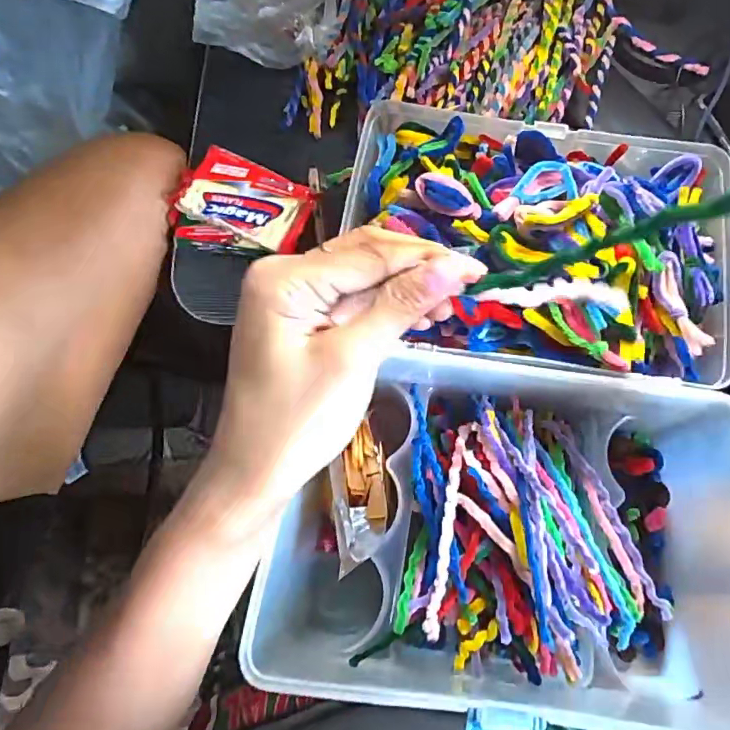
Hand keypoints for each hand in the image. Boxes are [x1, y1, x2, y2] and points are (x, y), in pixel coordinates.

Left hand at [206, 226, 486, 506]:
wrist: (255, 473)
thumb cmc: (298, 423)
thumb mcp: (354, 359)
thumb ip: (400, 305)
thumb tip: (450, 266)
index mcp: (286, 278)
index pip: (369, 255)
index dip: (426, 259)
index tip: (475, 268)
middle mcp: (285, 274)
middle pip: (365, 256)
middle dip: (418, 267)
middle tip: (469, 282)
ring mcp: (293, 296)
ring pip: (363, 275)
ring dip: (407, 286)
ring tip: (449, 304)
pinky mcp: (303, 317)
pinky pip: (353, 299)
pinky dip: (387, 305)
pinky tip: (419, 316)